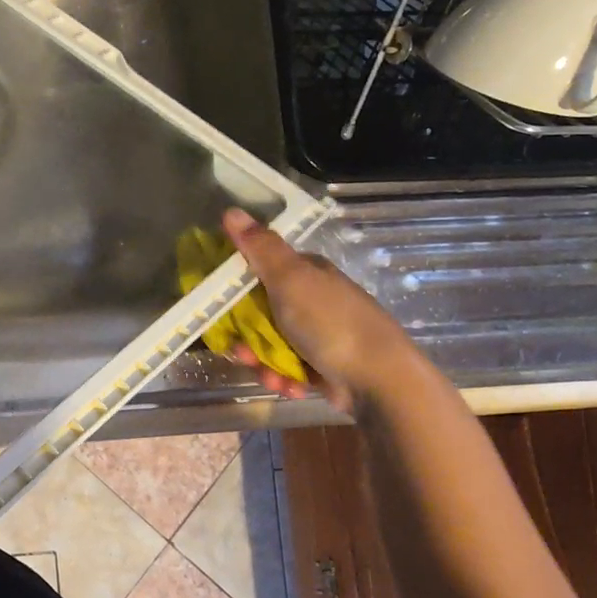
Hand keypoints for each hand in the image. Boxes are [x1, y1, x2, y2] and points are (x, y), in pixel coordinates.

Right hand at [221, 208, 418, 412]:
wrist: (378, 379)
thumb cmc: (331, 323)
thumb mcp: (291, 280)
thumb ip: (260, 249)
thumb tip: (231, 211)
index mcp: (308, 275)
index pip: (262, 271)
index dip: (236, 288)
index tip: (218, 305)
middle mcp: (313, 301)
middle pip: (260, 313)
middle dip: (245, 335)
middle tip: (240, 350)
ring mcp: (319, 335)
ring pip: (270, 345)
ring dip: (262, 363)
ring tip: (268, 375)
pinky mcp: (322, 366)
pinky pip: (287, 369)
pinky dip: (283, 379)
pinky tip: (289, 386)